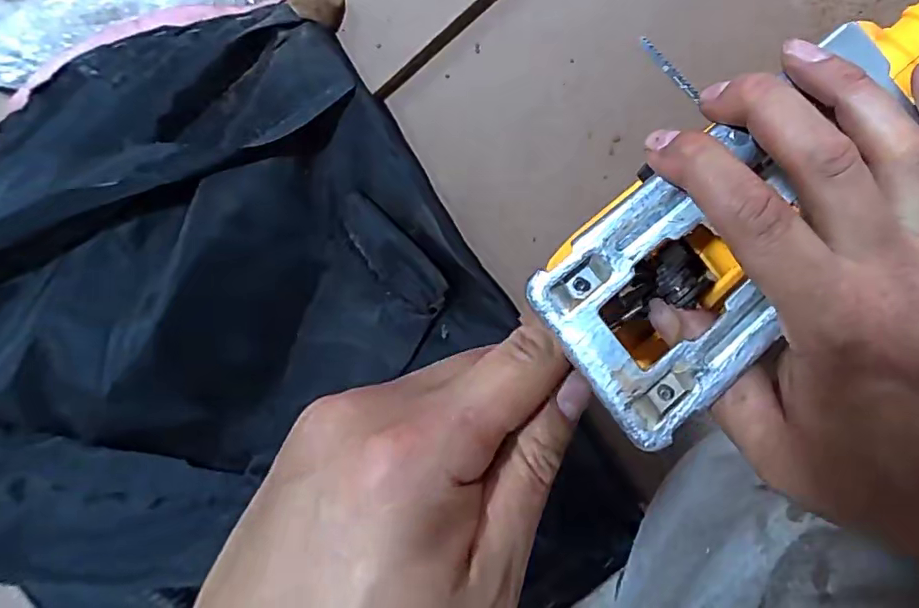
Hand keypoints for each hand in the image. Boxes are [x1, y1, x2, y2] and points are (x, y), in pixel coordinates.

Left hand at [195, 322, 590, 607]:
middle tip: (530, 455)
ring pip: (443, 379)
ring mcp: (329, 415)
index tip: (608, 344)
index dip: (571, 342)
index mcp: (415, 446)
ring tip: (465, 489)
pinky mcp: (309, 431)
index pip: (524, 354)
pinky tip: (417, 488)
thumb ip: (534, 464)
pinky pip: (400, 400)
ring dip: (474, 409)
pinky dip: (430, 422)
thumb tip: (577, 382)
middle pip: (483, 364)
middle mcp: (367, 407)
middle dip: (520, 393)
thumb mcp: (486, 576)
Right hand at [641, 40, 918, 584]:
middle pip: (828, 156)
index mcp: (834, 319)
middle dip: (766, 105)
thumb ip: (716, 377)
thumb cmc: (881, 472)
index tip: (663, 146)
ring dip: (846, 86)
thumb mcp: (777, 451)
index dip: (701, 168)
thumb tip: (672, 304)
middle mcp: (890, 265)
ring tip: (798, 52)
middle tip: (720, 93)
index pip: (756, 217)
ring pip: (899, 143)